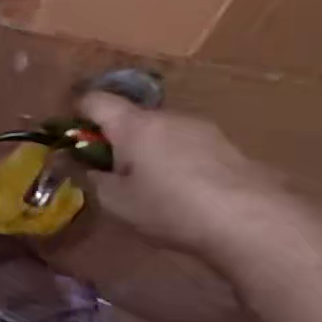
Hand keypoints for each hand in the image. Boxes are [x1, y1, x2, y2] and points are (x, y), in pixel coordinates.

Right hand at [77, 92, 287, 256]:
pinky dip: (176, 161)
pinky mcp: (227, 146)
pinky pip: (187, 146)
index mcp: (133, 125)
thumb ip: (88, 176)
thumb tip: (71, 161)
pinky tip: (182, 193)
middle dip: (115, 140)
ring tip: (148, 187)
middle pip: (131, 118)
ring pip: (161, 133)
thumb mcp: (114, 200)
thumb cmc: (168, 207)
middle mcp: (168, 117)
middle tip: (108, 174)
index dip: (76, 113)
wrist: (251, 221)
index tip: (70, 138)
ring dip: (147, 151)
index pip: (95, 101)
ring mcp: (202, 129)